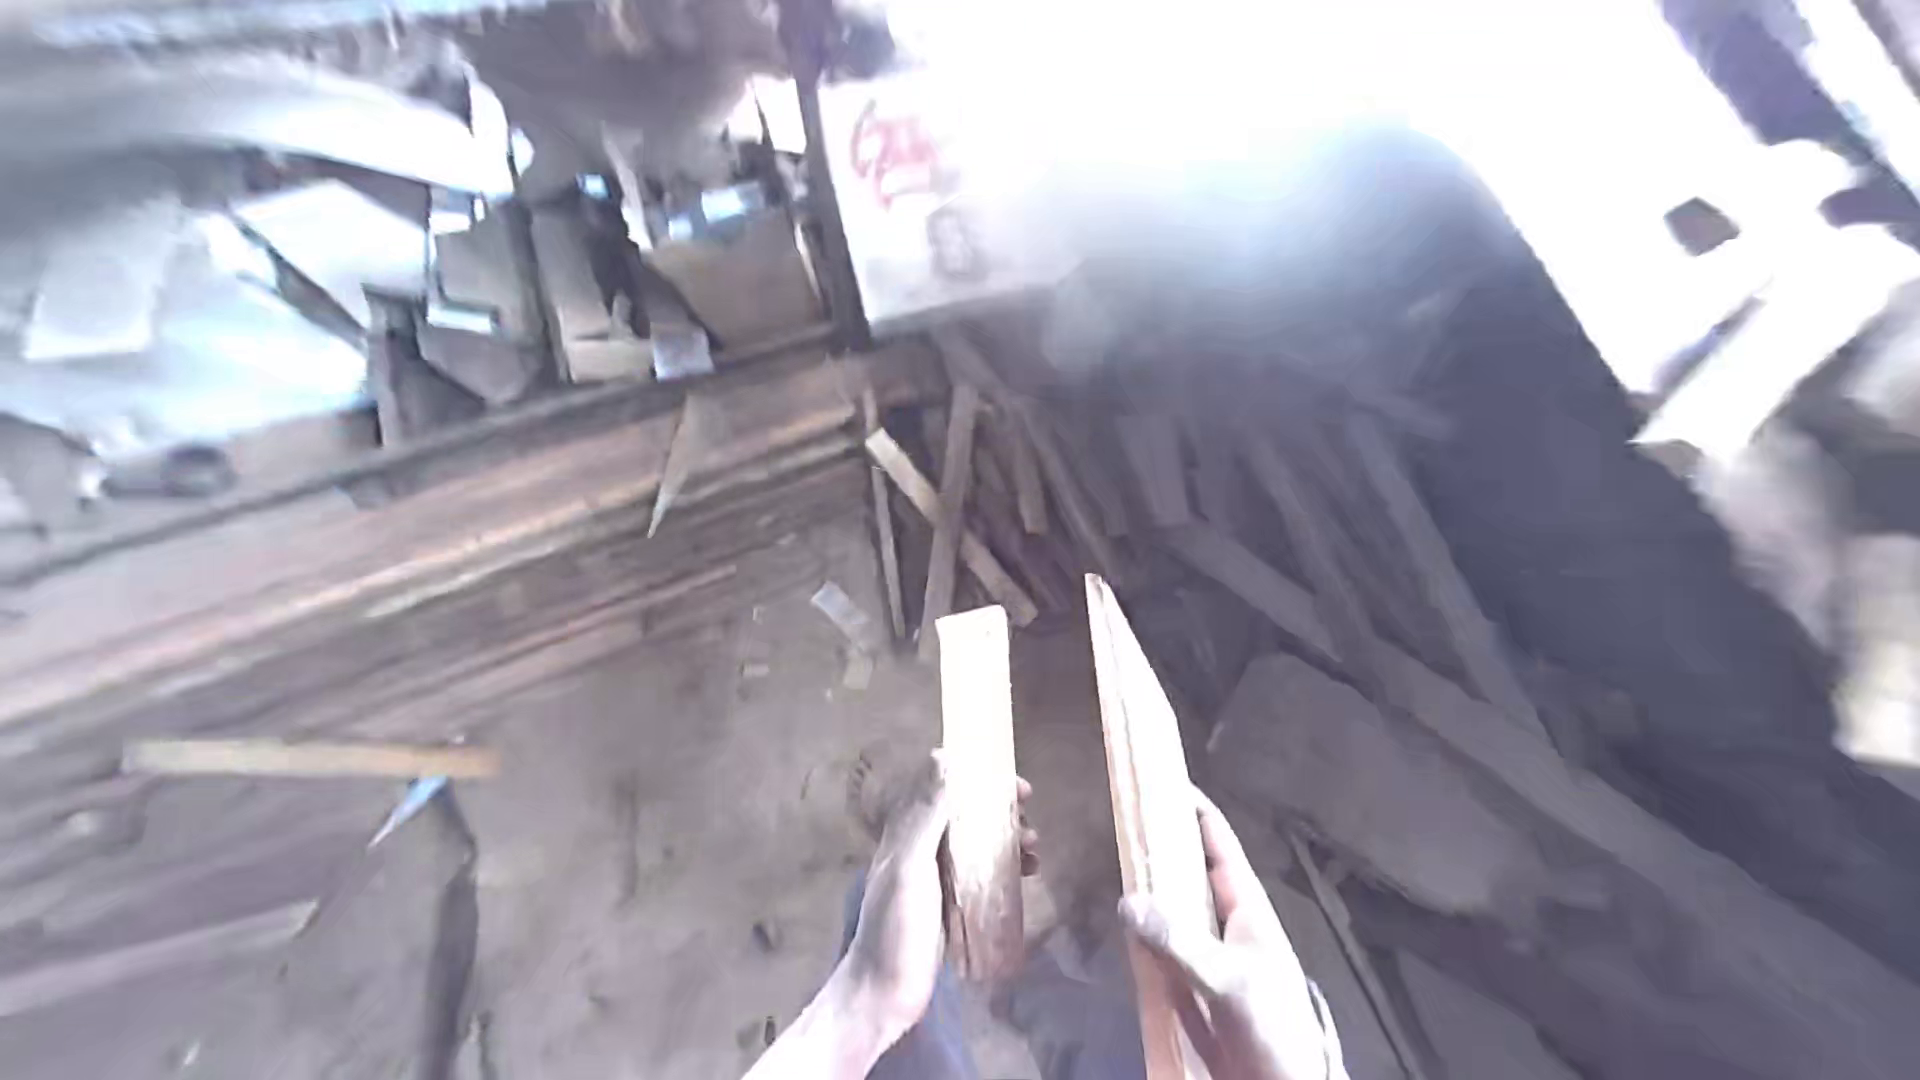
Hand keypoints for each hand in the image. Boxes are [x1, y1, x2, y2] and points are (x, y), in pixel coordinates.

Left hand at [840, 753, 1039, 1048]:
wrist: (884, 995)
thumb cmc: (894, 927)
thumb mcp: (910, 866)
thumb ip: (926, 814)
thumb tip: (943, 757)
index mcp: (908, 830)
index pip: (944, 786)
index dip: (976, 776)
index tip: (1008, 780)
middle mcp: (923, 845)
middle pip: (966, 812)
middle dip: (999, 807)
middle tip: (1029, 811)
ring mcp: (937, 874)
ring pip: (978, 841)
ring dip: (1007, 836)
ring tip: (1034, 846)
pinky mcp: (951, 901)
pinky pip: (983, 871)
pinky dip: (1006, 865)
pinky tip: (1027, 873)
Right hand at [1119, 789, 1340, 1079]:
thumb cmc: (1271, 1029)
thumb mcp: (1229, 981)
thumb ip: (1179, 941)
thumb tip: (1126, 899)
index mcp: (1246, 904)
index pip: (1217, 839)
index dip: (1191, 806)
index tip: (1159, 777)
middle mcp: (1226, 916)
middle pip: (1190, 863)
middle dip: (1162, 836)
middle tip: (1124, 811)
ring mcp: (1210, 946)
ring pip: (1174, 898)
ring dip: (1149, 877)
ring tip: (1115, 851)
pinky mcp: (1194, 977)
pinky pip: (1164, 935)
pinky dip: (1144, 921)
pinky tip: (1122, 914)